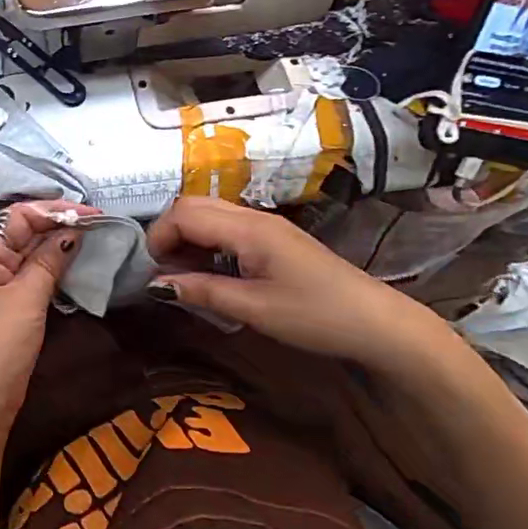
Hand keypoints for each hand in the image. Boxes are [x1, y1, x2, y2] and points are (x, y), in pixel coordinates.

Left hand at [0, 200, 93, 439]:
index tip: (93, 214)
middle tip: (101, 224)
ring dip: (57, 246)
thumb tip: (72, 230)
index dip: (54, 212)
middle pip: (21, 234)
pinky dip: (50, 269)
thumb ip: (48, 260)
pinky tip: (74, 264)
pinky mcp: (3, 308)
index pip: (16, 218)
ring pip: (27, 256)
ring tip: (94, 238)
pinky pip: (28, 277)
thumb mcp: (25, 299)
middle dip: (58, 226)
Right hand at [145, 196, 453, 370]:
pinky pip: (225, 227)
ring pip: (208, 214)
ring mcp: (265, 225)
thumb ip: (201, 291)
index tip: (150, 272)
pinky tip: (207, 272)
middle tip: (161, 272)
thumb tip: (154, 285)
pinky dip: (205, 243)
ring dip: (186, 238)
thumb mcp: (253, 308)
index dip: (158, 238)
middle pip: (192, 205)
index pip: (184, 214)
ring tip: (181, 275)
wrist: (377, 323)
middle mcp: (253, 217)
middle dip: (167, 232)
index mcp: (248, 229)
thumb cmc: (315, 316)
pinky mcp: (273, 238)